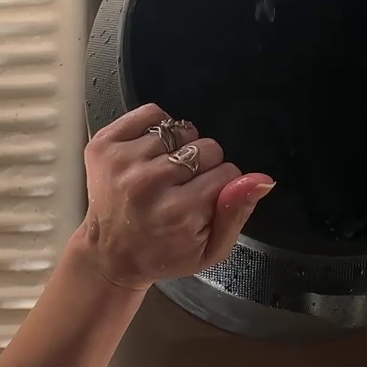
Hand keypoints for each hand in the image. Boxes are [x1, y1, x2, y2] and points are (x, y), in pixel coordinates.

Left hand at [75, 103, 275, 290]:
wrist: (109, 254)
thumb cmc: (162, 252)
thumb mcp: (210, 250)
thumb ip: (237, 213)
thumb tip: (262, 179)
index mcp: (177, 212)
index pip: (228, 172)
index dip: (222, 185)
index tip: (204, 200)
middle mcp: (148, 184)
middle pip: (206, 147)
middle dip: (203, 165)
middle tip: (184, 188)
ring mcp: (123, 161)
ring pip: (180, 130)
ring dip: (180, 148)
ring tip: (166, 172)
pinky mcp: (105, 145)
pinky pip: (150, 113)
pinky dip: (158, 127)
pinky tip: (152, 153)